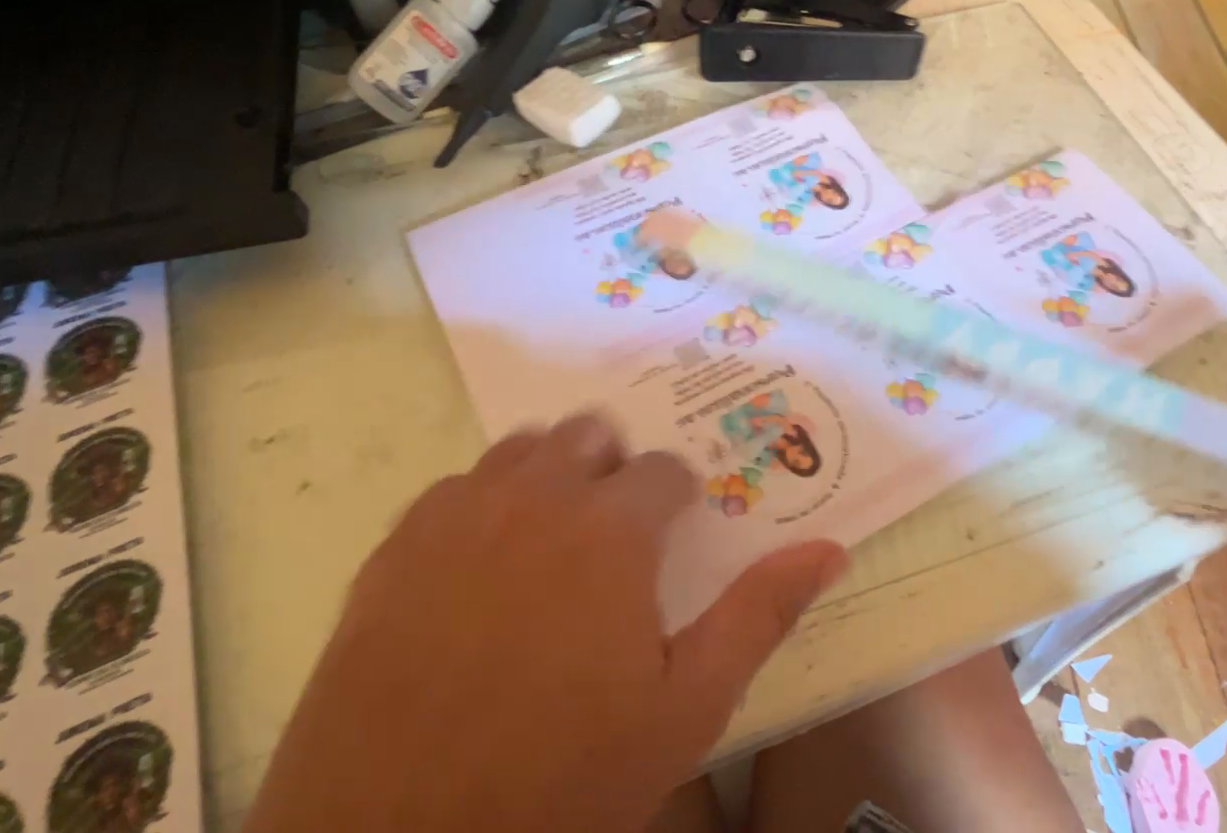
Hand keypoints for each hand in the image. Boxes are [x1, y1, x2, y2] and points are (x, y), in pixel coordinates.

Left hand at [240, 413, 847, 832]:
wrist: (402, 831)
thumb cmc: (564, 772)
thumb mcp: (686, 707)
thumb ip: (759, 616)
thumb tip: (830, 549)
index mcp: (611, 529)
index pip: (661, 469)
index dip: (677, 494)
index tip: (676, 526)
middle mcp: (534, 497)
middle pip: (587, 434)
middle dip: (613, 466)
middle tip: (619, 526)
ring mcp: (457, 514)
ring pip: (518, 449)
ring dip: (549, 473)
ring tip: (555, 534)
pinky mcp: (396, 545)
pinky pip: (453, 489)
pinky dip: (482, 503)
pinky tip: (480, 562)